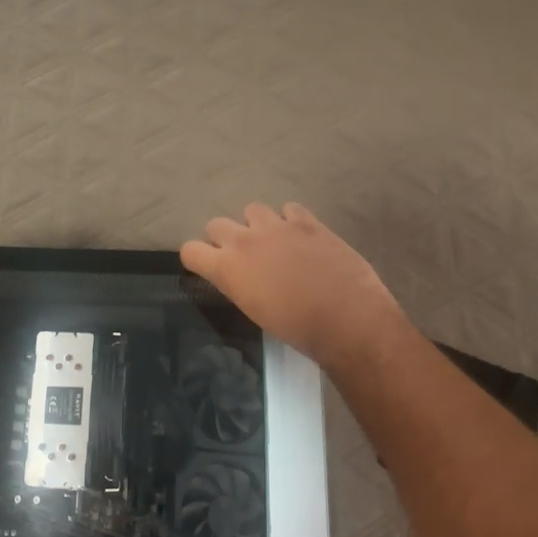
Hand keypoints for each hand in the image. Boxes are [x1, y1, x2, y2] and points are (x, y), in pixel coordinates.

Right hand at [182, 202, 407, 369]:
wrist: (346, 318)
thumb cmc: (297, 328)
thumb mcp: (254, 310)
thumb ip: (239, 283)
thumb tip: (241, 274)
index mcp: (227, 268)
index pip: (190, 250)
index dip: (198, 258)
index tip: (208, 266)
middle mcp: (245, 241)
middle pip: (216, 224)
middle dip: (224, 238)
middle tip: (243, 257)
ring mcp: (277, 226)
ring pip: (252, 209)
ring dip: (257, 224)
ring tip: (273, 242)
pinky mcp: (307, 221)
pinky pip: (288, 208)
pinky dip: (289, 220)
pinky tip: (300, 237)